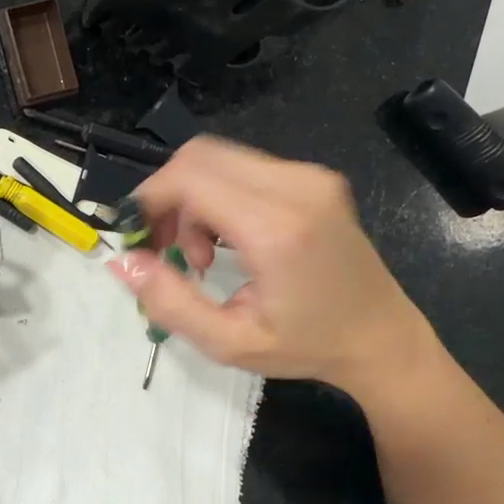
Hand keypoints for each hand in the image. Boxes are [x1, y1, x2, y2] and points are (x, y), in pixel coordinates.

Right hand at [107, 137, 431, 394]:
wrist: (379, 337)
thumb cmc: (305, 346)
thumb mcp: (226, 342)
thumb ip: (169, 302)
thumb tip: (123, 262)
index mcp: (276, 228)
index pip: (190, 177)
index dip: (148, 200)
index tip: (137, 240)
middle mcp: (296, 188)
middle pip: (199, 156)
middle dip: (164, 197)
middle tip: (161, 247)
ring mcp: (309, 178)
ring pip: (217, 159)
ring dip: (189, 200)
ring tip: (197, 254)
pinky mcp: (313, 179)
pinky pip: (242, 168)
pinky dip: (214, 197)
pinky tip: (222, 241)